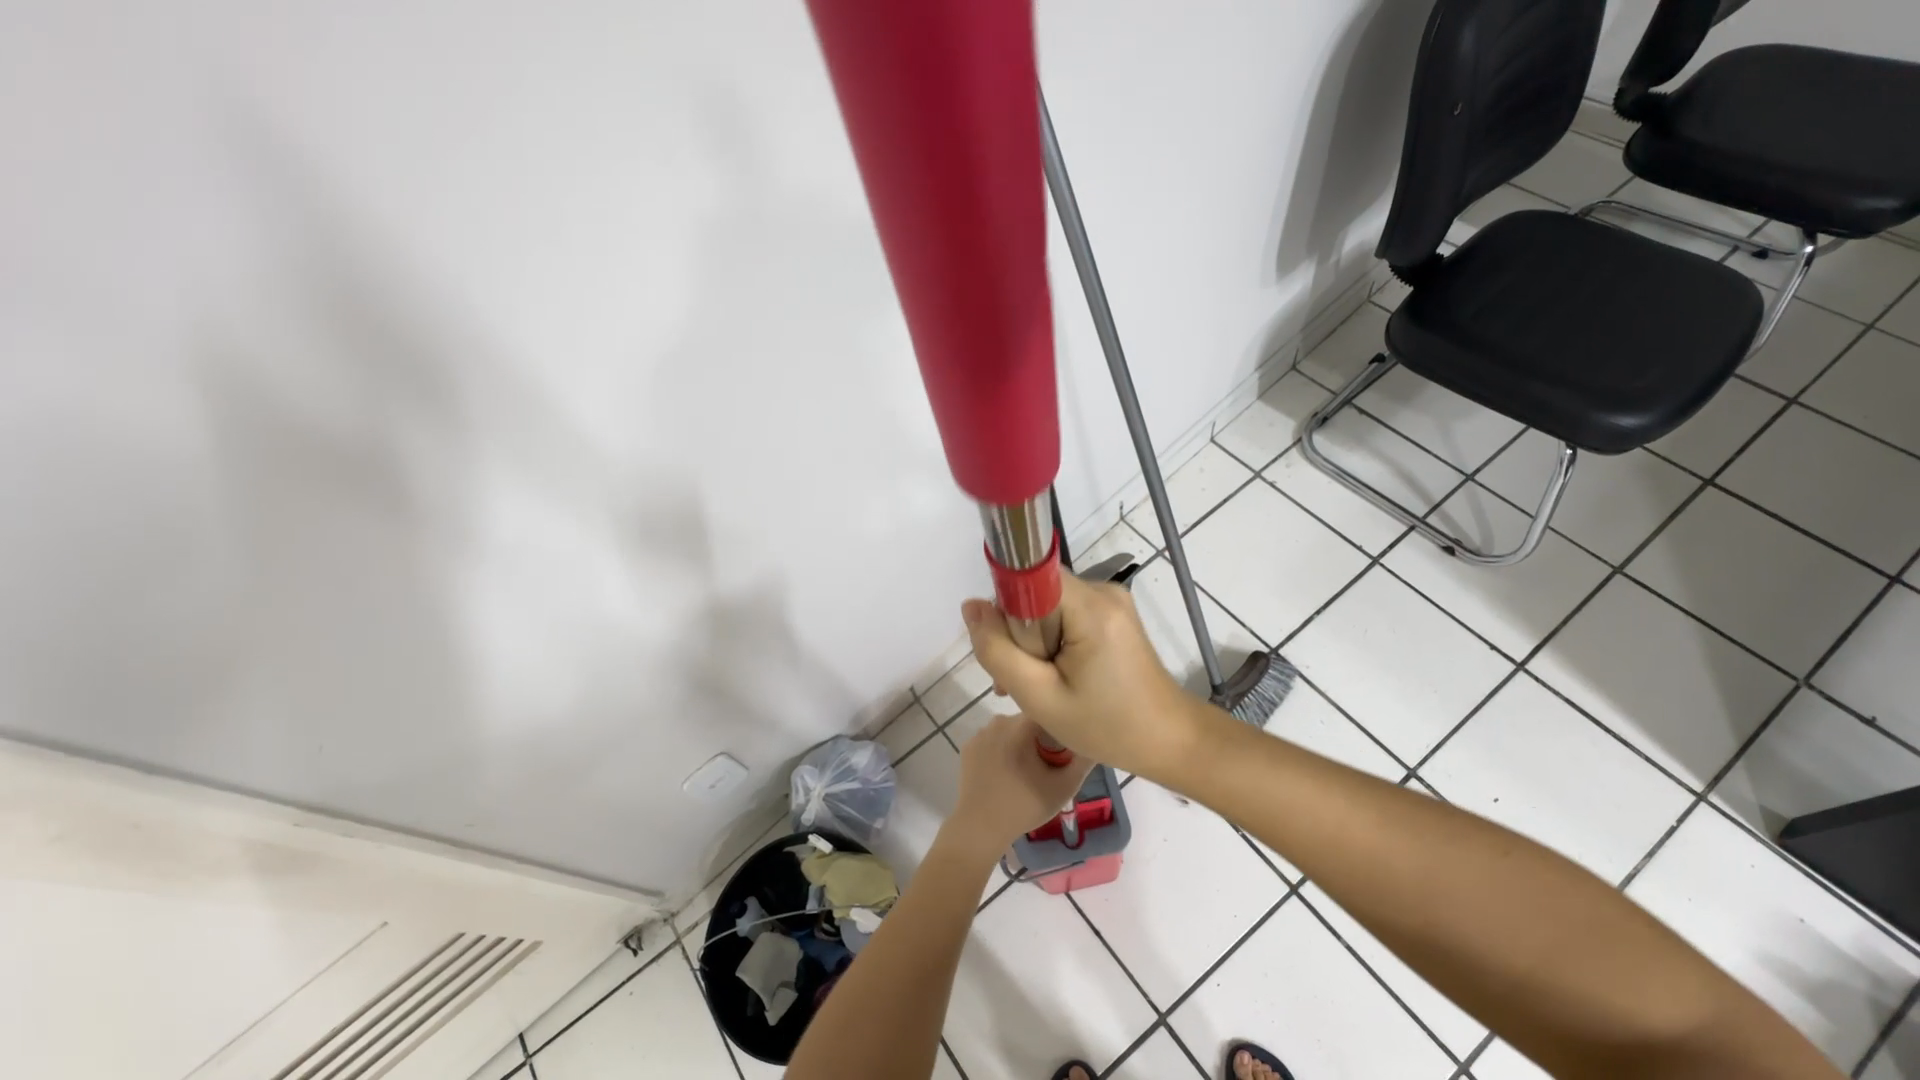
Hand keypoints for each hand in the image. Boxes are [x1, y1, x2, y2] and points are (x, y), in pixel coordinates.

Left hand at [945, 713, 1095, 859]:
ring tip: (1026, 772)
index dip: (1060, 729)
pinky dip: (1002, 751)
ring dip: (1020, 744)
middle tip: (1048, 766)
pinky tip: (1006, 774)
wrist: (980, 827)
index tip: (1064, 751)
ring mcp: (980, 734)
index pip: (1048, 713)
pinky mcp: (968, 747)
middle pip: (1028, 721)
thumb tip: (1095, 741)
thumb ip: (1084, 760)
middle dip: (1040, 738)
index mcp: (1020, 726)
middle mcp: (998, 722)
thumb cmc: (1024, 806)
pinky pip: (993, 741)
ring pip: (1010, 731)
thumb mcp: (1064, 787)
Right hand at [961, 573, 1206, 779]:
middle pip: (1036, 593)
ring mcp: (1110, 601)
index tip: (1010, 651)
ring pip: (1046, 607)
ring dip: (1033, 644)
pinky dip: (1052, 645)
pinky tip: (1056, 679)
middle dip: (1018, 636)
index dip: (1007, 610)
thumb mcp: (1040, 697)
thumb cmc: (1107, 726)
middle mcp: (1102, 591)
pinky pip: (1064, 616)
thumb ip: (998, 650)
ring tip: (1039, 689)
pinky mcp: (1112, 615)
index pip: (1029, 578)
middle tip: (1021, 685)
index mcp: (1090, 607)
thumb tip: (972, 606)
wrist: (1170, 741)